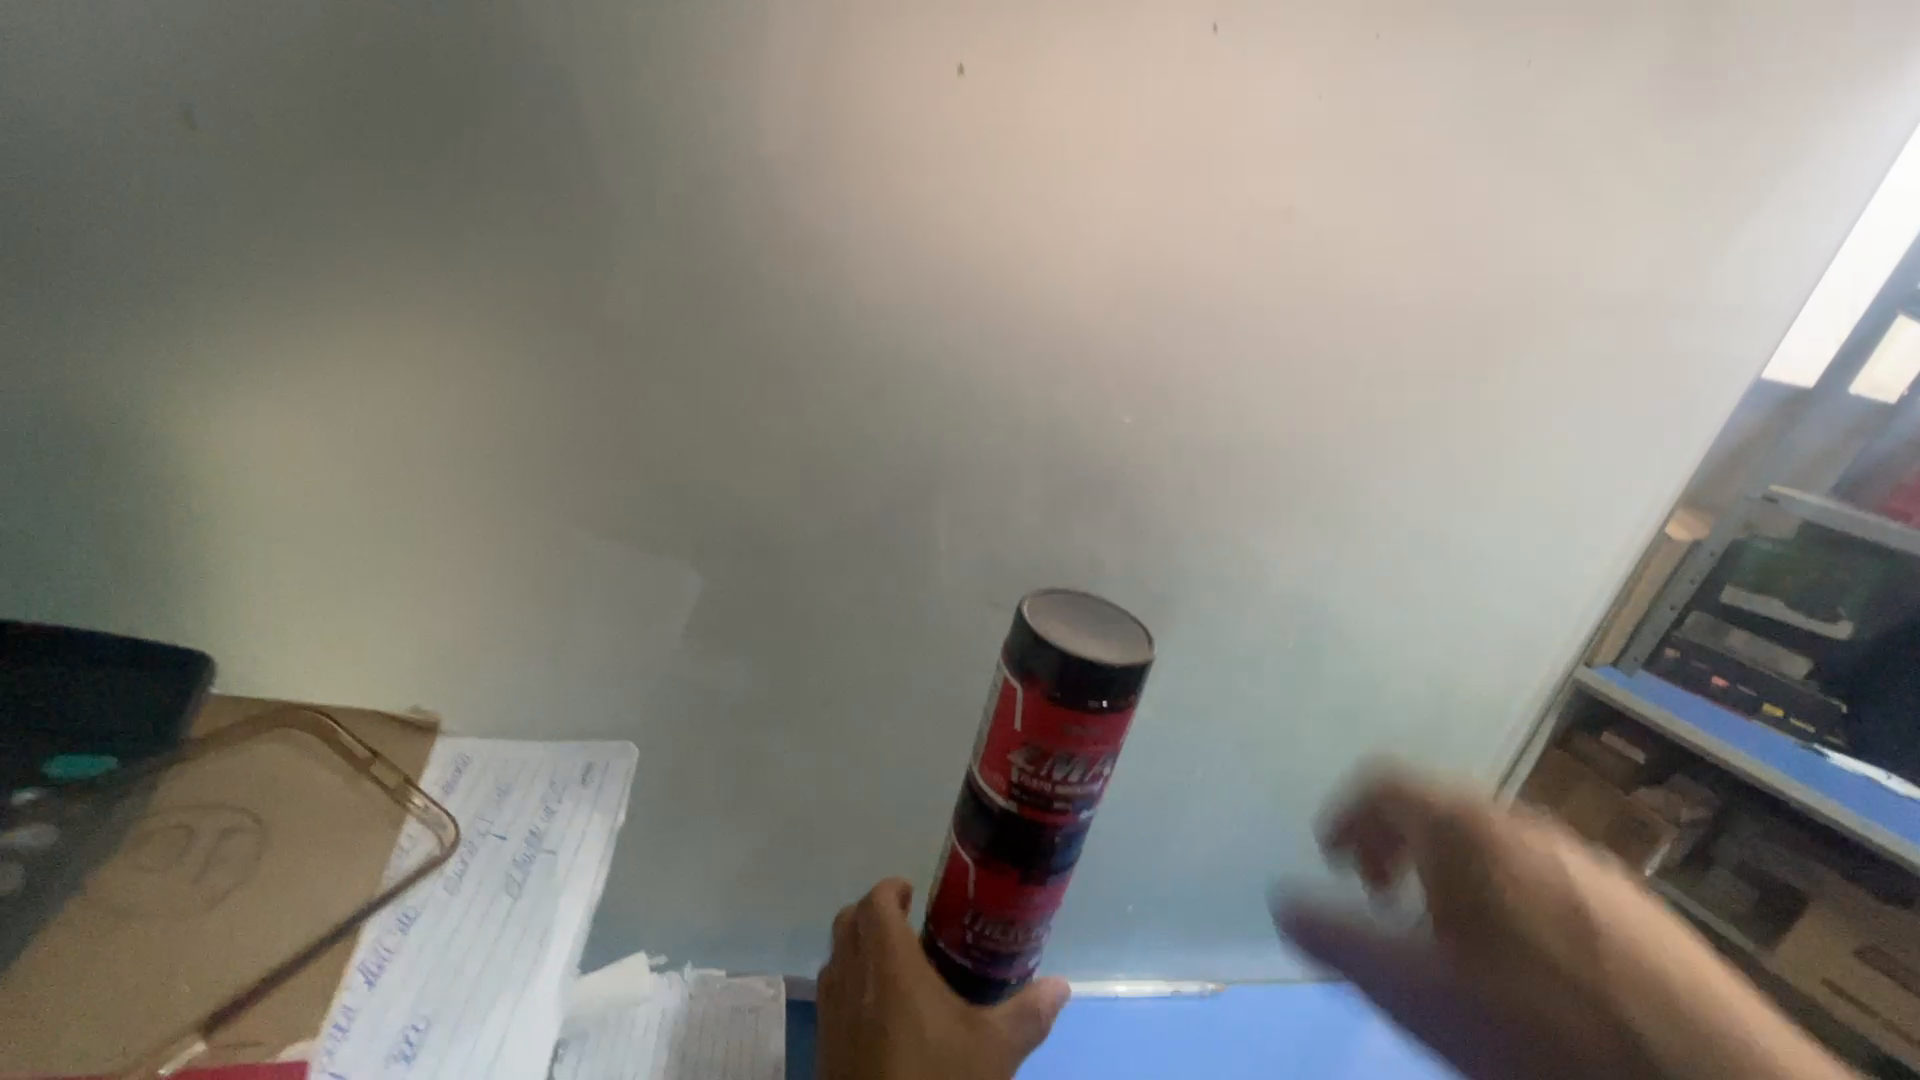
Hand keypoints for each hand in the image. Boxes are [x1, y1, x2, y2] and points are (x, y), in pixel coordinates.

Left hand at [817, 878, 1070, 1079]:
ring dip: (858, 949)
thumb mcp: (994, 1050)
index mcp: (889, 964)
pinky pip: (830, 997)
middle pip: (848, 923)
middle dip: (873, 914)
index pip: (875, 903)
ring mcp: (830, 1014)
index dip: (890, 889)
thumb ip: (1028, 1013)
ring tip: (896, 967)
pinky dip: (850, 987)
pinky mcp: (823, 1047)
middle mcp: (851, 979)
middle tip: (908, 925)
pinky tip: (882, 1015)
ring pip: (835, 960)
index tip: (912, 892)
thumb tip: (1061, 986)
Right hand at [1275, 766, 1853, 1079]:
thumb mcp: (1412, 990)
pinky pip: (1540, 873)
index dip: (1346, 815)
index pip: (1384, 783)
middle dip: (1394, 846)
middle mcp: (1523, 824)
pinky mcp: (1634, 905)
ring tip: (1446, 938)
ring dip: (1447, 872)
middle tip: (1382, 899)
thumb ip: (1335, 937)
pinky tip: (1523, 967)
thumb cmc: (1537, 1026)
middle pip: (1436, 808)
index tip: (1334, 864)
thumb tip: (1281, 898)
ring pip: (1491, 843)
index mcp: (1465, 828)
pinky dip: (1502, 894)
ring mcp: (1586, 860)